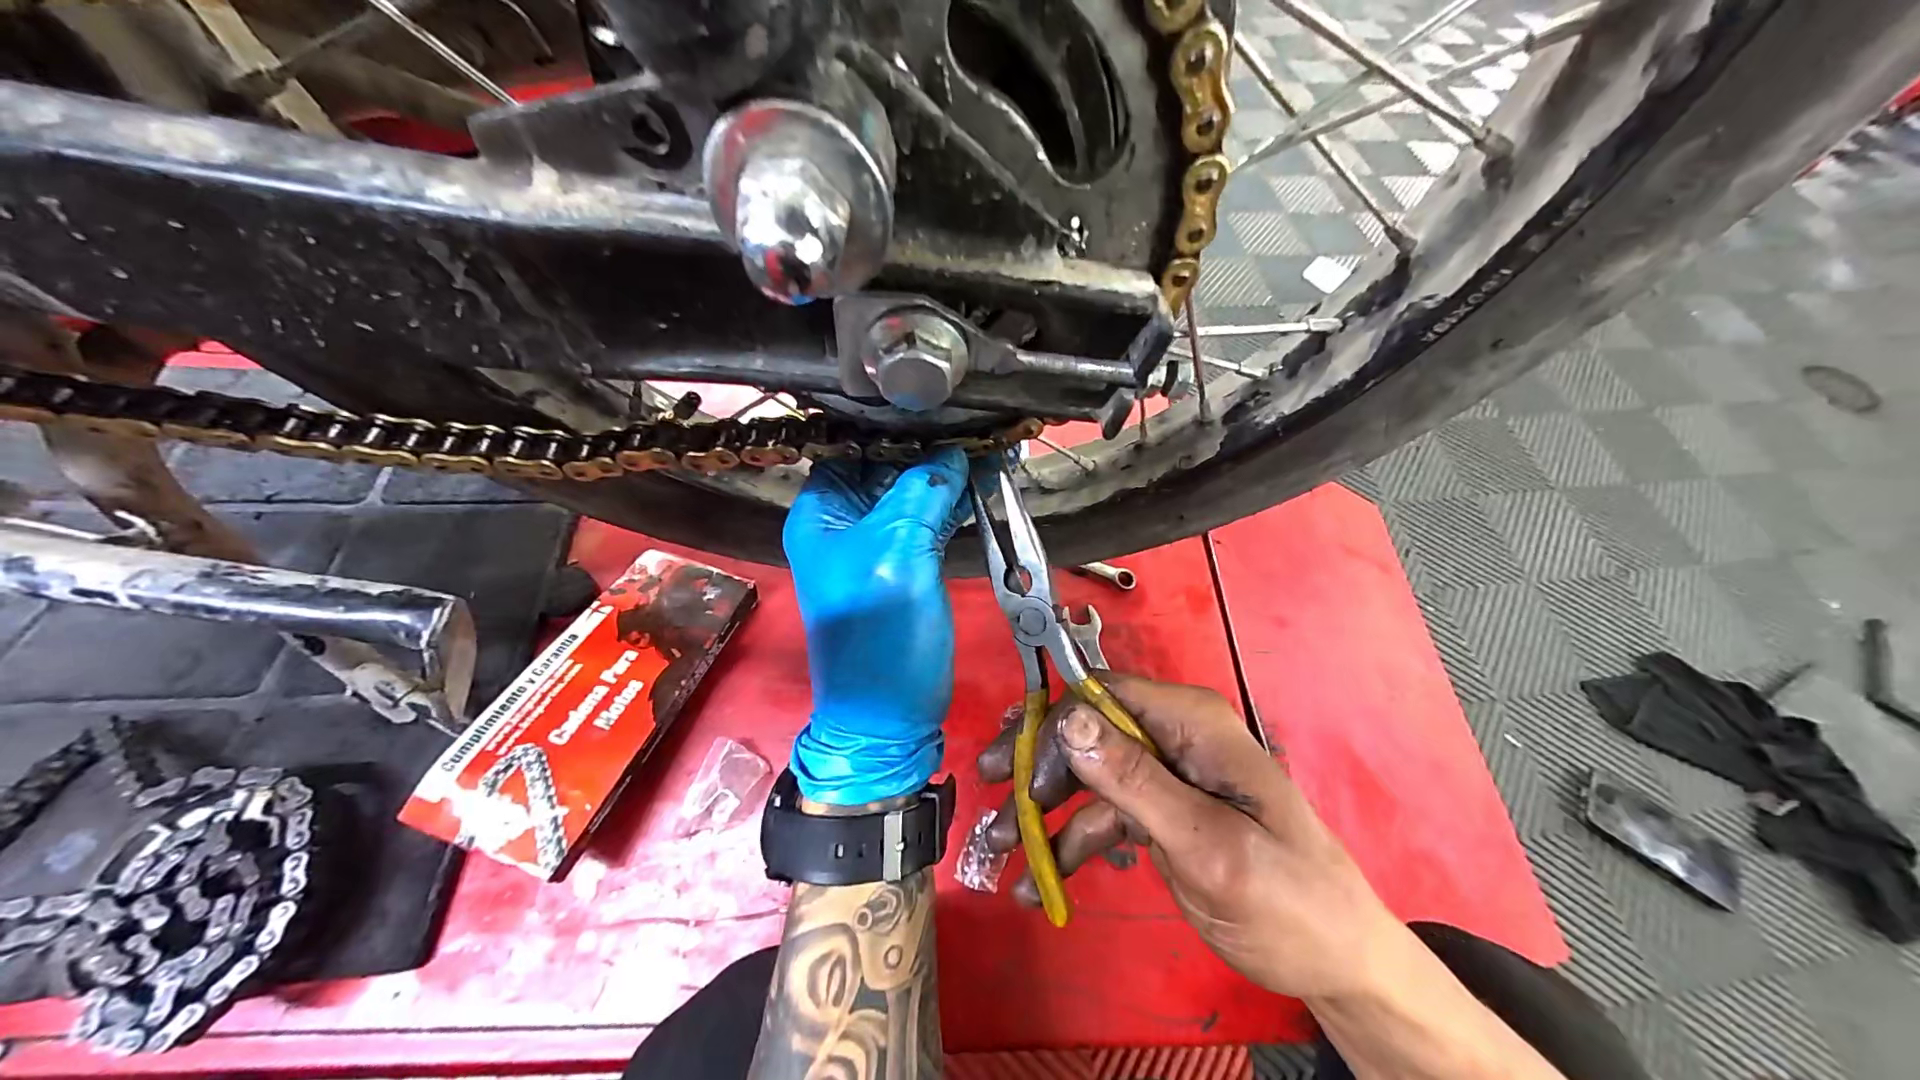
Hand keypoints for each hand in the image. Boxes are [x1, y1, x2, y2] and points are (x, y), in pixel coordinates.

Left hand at [783, 448, 970, 804]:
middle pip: (887, 467)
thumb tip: (954, 452)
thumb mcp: (896, 555)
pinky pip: (930, 521)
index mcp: (821, 514)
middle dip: (930, 448)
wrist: (889, 714)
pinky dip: (955, 504)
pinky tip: (984, 483)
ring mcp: (878, 543)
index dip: (895, 427)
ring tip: (989, 446)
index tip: (940, 406)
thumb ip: (922, 494)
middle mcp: (844, 522)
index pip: (854, 448)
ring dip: (948, 474)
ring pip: (914, 493)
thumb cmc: (879, 636)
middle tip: (976, 422)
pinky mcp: (908, 563)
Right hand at [977, 674, 1403, 999]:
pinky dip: (1069, 844)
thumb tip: (1068, 719)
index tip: (1014, 764)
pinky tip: (1039, 881)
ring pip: (1086, 777)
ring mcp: (1165, 776)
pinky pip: (1102, 816)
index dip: (1054, 723)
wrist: (1336, 962)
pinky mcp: (1159, 813)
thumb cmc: (1287, 899)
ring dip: (1043, 812)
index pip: (1104, 696)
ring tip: (1001, 847)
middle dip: (1039, 765)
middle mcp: (1174, 737)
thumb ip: (1135, 780)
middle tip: (994, 792)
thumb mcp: (1208, 843)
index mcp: (1193, 724)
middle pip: (1086, 733)